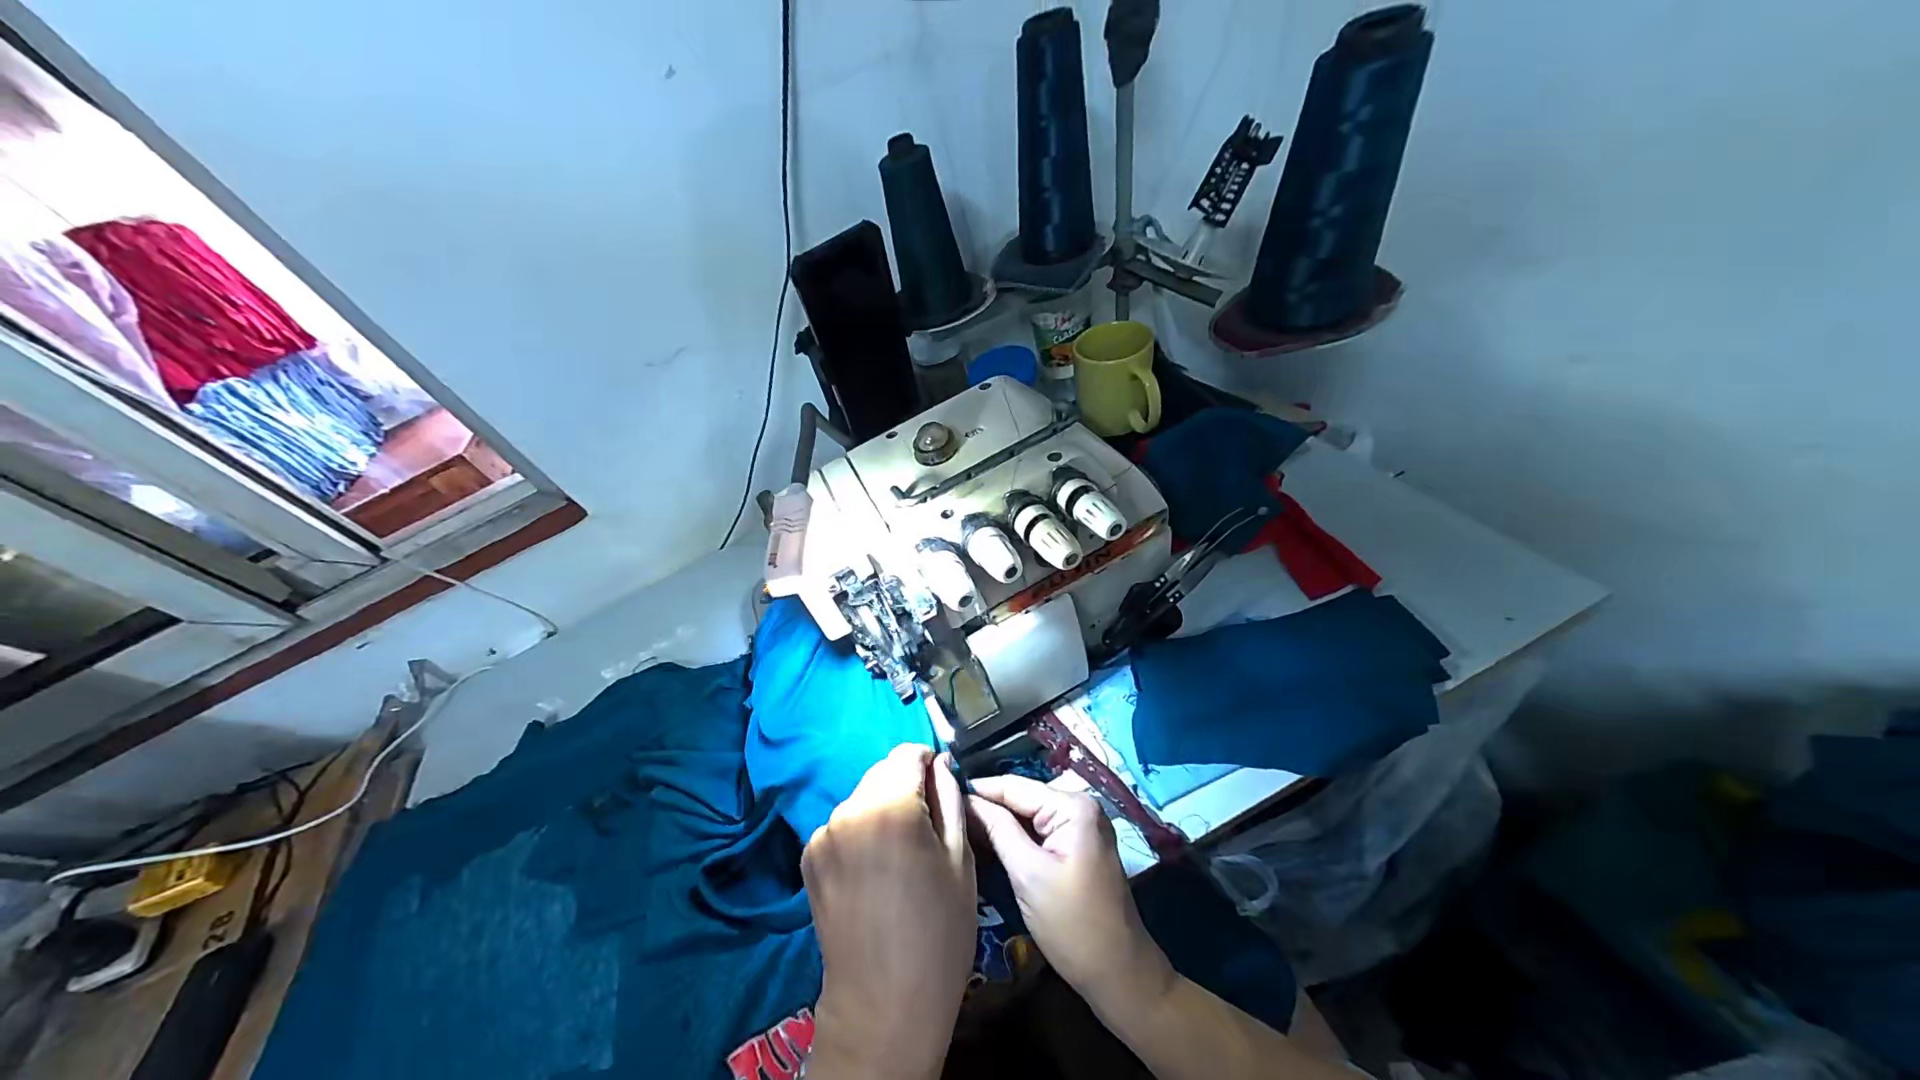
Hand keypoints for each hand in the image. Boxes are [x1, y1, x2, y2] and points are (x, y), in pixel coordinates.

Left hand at [803, 745, 974, 1079]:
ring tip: (900, 854)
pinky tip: (874, 871)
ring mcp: (823, 834)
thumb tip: (940, 764)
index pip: (907, 753)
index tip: (942, 788)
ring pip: (862, 797)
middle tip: (926, 828)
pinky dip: (860, 832)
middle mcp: (848, 810)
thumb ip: (951, 799)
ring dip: (881, 809)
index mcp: (890, 806)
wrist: (882, 1004)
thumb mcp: (960, 859)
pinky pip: (843, 825)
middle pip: (882, 772)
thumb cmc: (938, 932)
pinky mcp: (809, 857)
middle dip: (905, 786)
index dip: (929, 764)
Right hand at [967, 776, 1175, 1014]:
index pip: (1014, 787)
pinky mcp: (1079, 847)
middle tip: (947, 819)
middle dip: (987, 808)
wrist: (1119, 974)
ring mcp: (1082, 827)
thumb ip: (997, 830)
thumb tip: (966, 800)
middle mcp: (1080, 807)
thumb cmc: (1073, 925)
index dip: (977, 791)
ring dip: (999, 824)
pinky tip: (989, 846)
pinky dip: (1016, 838)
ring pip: (1028, 816)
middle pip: (1022, 799)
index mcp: (1073, 806)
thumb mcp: (1028, 874)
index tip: (941, 797)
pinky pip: (1040, 832)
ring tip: (959, 830)